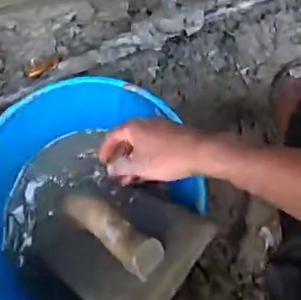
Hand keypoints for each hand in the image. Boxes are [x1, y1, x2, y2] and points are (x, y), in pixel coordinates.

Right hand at [99, 118, 225, 182]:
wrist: (198, 151)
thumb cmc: (164, 158)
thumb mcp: (138, 166)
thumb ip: (120, 166)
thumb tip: (110, 166)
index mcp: (133, 126)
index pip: (112, 135)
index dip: (105, 150)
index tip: (102, 163)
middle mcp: (144, 122)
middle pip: (126, 138)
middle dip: (120, 157)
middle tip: (116, 173)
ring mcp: (159, 126)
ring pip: (140, 143)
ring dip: (133, 159)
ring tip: (131, 178)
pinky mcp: (171, 133)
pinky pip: (152, 144)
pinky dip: (145, 156)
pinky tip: (147, 171)